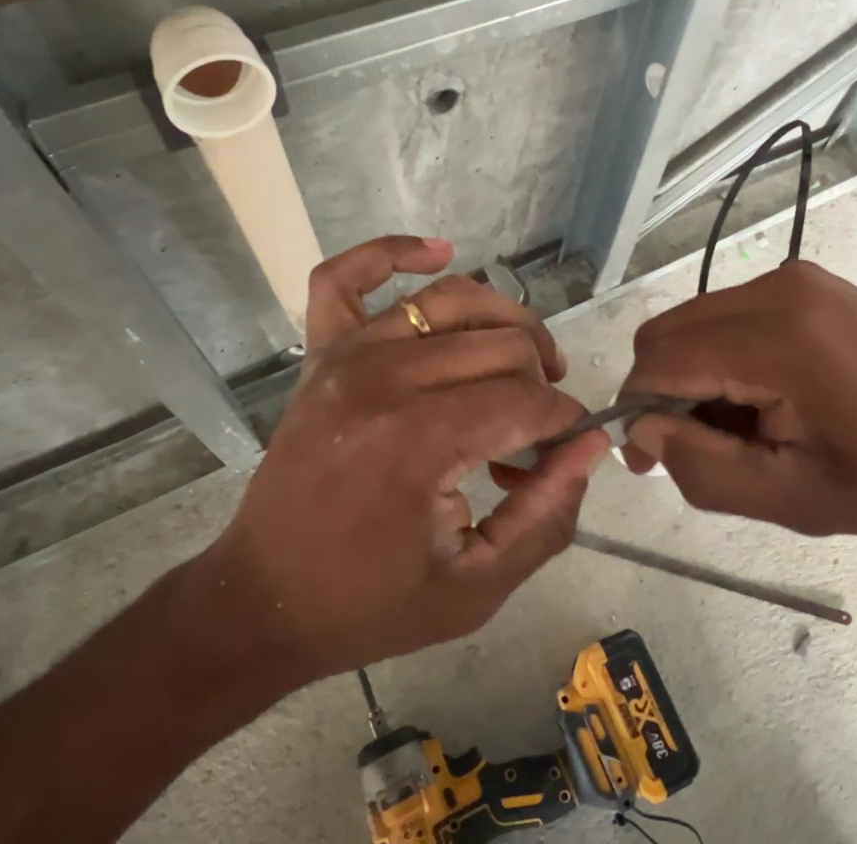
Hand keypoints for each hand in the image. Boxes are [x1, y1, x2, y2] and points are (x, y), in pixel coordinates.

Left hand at [203, 236, 610, 681]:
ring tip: (524, 361)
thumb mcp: (477, 585)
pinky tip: (438, 253)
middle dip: (542, 382)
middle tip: (539, 434)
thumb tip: (591, 445)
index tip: (574, 449)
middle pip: (500, 346)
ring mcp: (344, 359)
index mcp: (421, 443)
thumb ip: (546, 515)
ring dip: (503, 321)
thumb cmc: (372, 603)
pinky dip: (392, 253)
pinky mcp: (319, 357)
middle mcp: (383, 381)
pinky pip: (344, 277)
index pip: (527, 401)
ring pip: (450, 300)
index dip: (567, 423)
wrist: (266, 600)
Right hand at [617, 260, 856, 535]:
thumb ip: (703, 468)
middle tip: (693, 446)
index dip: (637, 411)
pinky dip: (718, 357)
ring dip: (689, 376)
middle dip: (659, 393)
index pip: (661, 360)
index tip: (650, 462)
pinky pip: (724, 314)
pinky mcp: (801, 280)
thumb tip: (642, 429)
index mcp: (782, 342)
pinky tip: (759, 396)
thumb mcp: (793, 499)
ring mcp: (791, 278)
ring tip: (738, 425)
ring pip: (690, 322)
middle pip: (665, 333)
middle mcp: (778, 290)